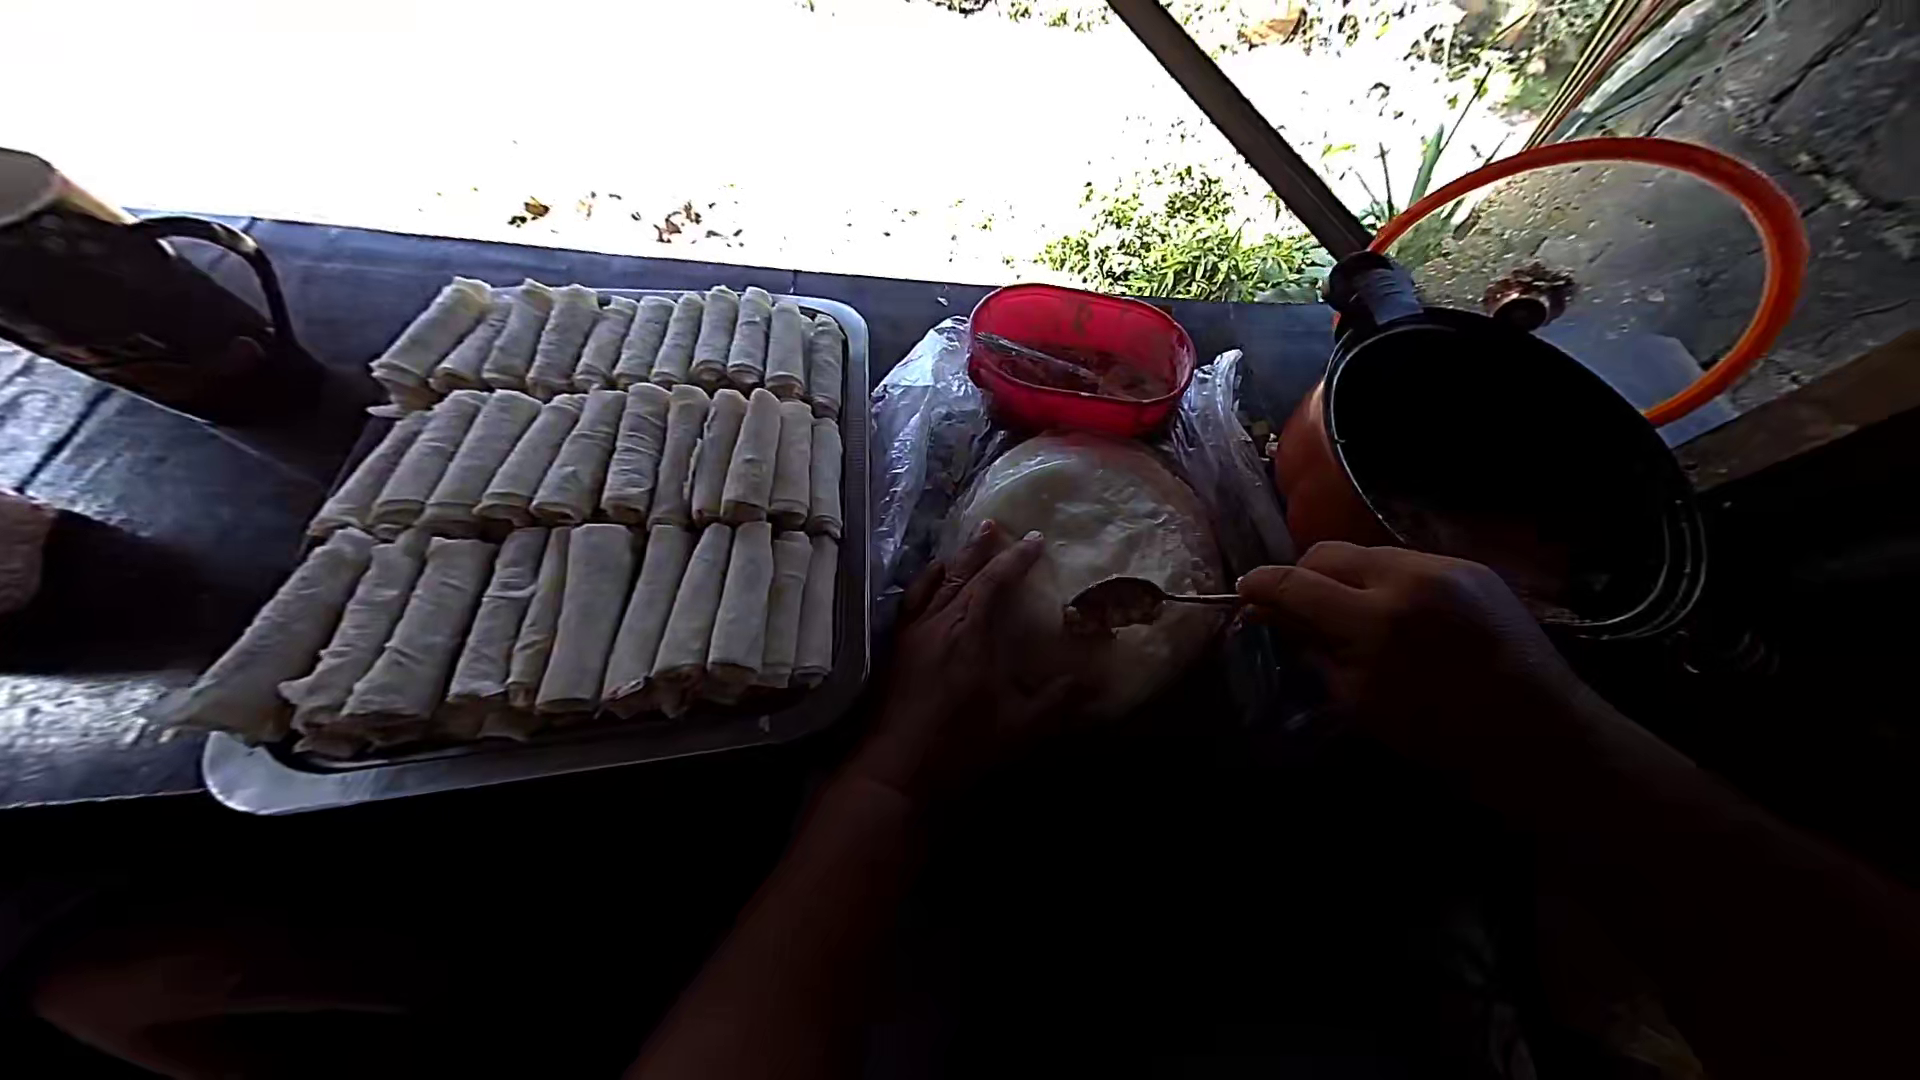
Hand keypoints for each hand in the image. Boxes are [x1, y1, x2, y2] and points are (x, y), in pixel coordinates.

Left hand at [851, 520, 1075, 803]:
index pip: (995, 581)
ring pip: (932, 583)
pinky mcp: (895, 648)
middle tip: (994, 524)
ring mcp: (911, 633)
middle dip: (981, 548)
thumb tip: (1096, 684)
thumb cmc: (960, 745)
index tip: (1035, 539)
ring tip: (962, 547)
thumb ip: (1057, 701)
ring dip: (951, 561)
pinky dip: (923, 584)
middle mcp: (938, 622)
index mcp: (970, 632)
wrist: (895, 769)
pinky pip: (910, 602)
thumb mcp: (1018, 727)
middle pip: (960, 572)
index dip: (1016, 558)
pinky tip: (925, 587)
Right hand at [1238, 542, 1598, 771]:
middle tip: (1295, 605)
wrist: (1543, 741)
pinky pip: (1401, 560)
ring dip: (1341, 576)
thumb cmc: (1437, 735)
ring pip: (1362, 552)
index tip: (1244, 591)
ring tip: (1346, 608)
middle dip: (1301, 575)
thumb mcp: (1354, 696)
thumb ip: (1309, 643)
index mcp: (1377, 621)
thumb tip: (1269, 612)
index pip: (1295, 583)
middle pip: (1326, 552)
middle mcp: (1411, 578)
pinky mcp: (1470, 567)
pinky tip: (1390, 608)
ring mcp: (1446, 567)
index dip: (1260, 585)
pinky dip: (1380, 579)